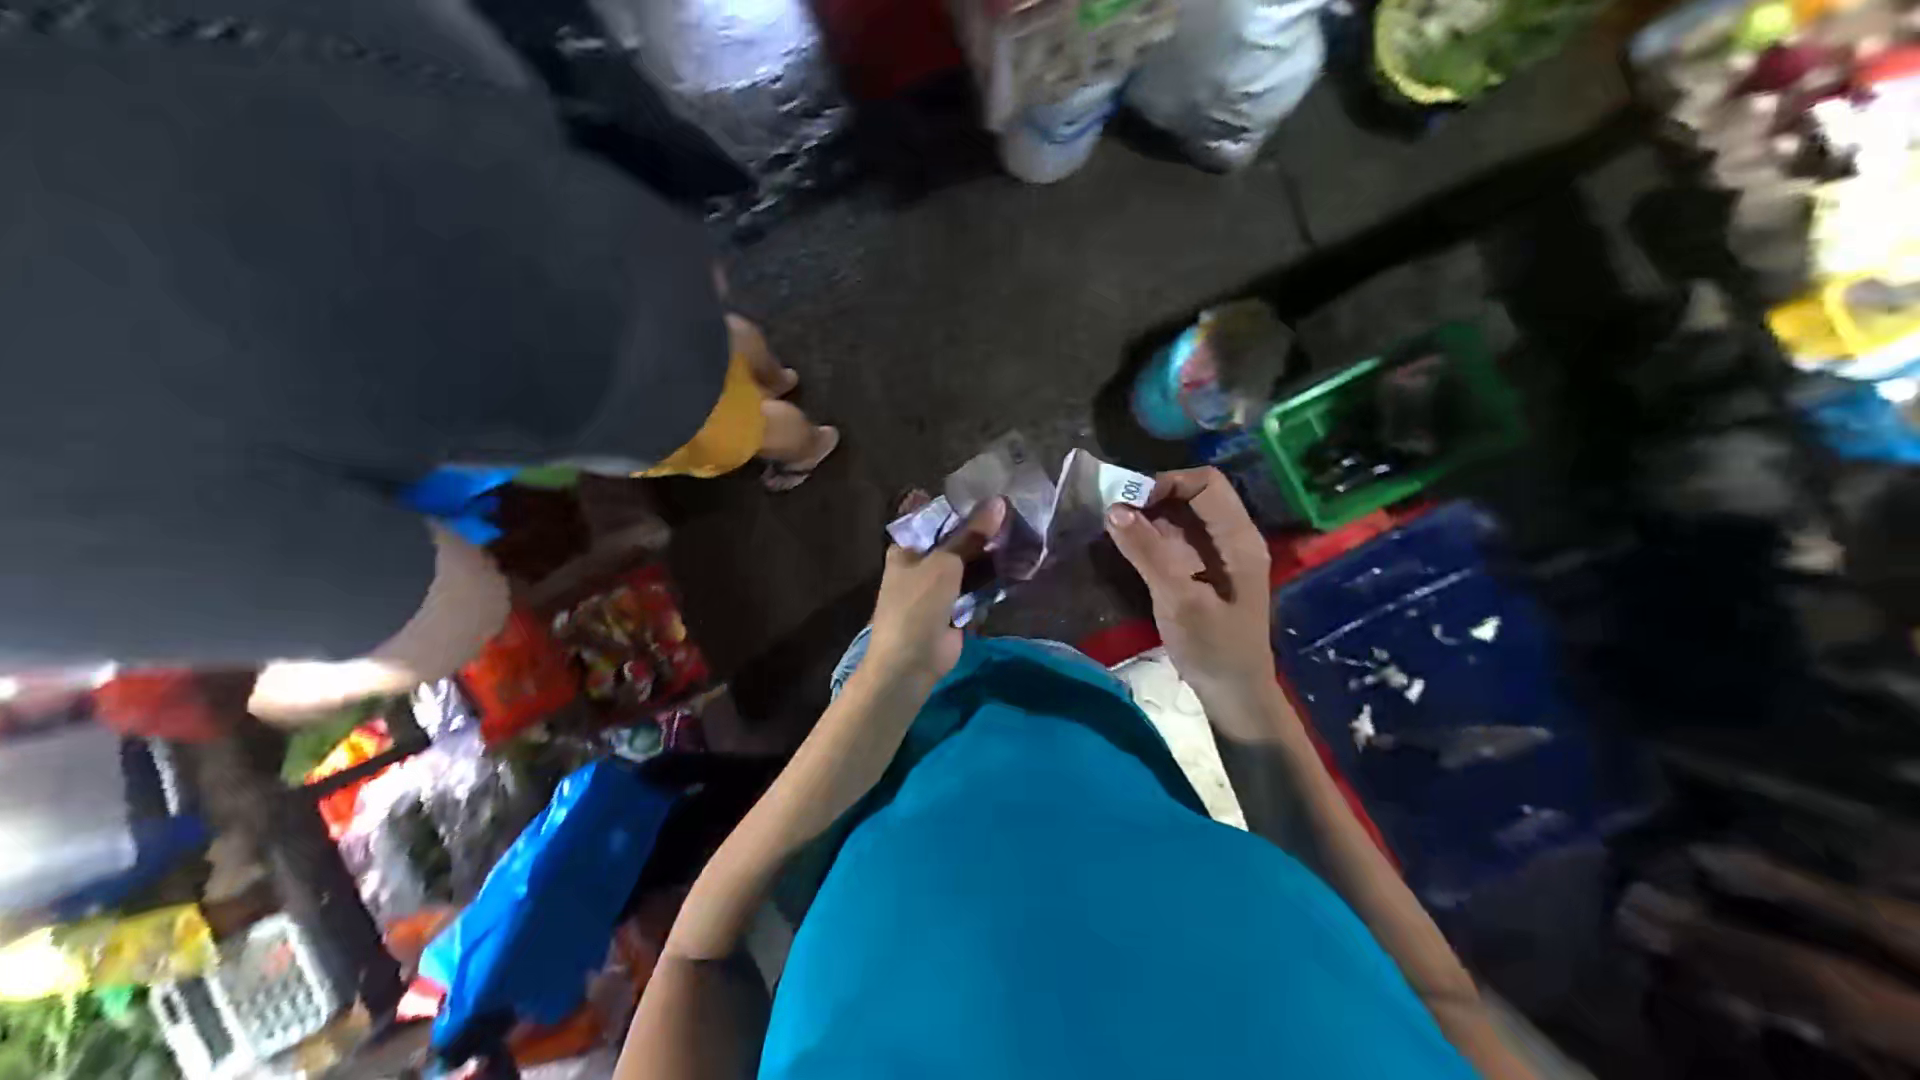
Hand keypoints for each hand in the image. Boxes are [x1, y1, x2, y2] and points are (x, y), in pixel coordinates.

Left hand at [865, 497, 1007, 685]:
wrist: (911, 661)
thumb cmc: (917, 604)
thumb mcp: (943, 563)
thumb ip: (970, 535)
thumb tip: (1000, 503)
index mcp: (907, 548)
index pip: (932, 518)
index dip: (957, 507)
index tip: (987, 493)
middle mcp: (921, 565)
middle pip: (955, 542)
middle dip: (980, 531)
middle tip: (1013, 511)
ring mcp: (939, 589)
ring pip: (969, 565)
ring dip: (990, 556)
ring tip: (1022, 533)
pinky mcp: (956, 610)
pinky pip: (977, 589)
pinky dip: (993, 581)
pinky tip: (1019, 564)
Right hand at [1105, 468, 1274, 706]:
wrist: (1232, 693)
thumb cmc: (1213, 648)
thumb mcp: (1179, 600)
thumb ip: (1148, 552)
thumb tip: (1114, 509)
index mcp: (1238, 539)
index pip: (1207, 484)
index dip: (1169, 483)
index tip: (1132, 503)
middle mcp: (1230, 538)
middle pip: (1192, 495)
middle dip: (1153, 496)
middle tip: (1115, 513)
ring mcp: (1215, 554)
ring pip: (1181, 516)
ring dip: (1148, 515)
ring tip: (1115, 526)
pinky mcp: (1199, 570)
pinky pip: (1174, 538)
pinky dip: (1150, 535)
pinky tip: (1127, 545)